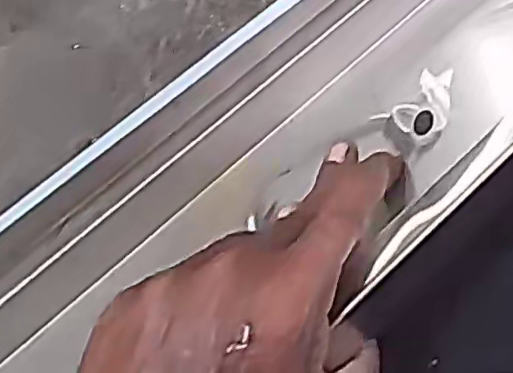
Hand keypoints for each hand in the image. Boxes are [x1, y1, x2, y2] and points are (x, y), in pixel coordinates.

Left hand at [79, 144, 400, 372]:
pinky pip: (187, 279)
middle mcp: (235, 272)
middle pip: (294, 225)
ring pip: (239, 254)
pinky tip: (195, 345)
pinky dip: (199, 301)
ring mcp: (180, 282)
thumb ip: (347, 344)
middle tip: (303, 291)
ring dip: (249, 282)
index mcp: (287, 296)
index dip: (371, 176)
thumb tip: (350, 332)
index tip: (378, 166)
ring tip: (235, 341)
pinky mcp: (134, 302)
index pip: (346, 202)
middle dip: (308, 249)